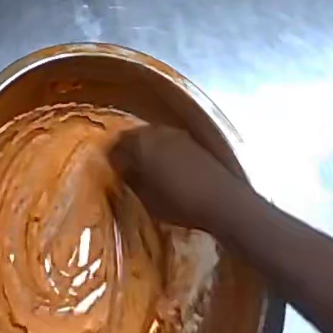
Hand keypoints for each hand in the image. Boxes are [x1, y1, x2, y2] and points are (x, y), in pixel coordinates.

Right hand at [109, 124, 249, 233]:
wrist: (221, 199)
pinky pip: (168, 141)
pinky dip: (163, 151)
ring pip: (152, 137)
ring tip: (147, 167)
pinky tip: (168, 167)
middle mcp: (155, 132)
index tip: (111, 169)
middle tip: (126, 167)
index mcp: (139, 143)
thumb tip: (122, 170)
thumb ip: (131, 180)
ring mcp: (175, 134)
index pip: (116, 145)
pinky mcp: (192, 141)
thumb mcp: (147, 198)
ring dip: (147, 148)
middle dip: (128, 150)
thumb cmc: (179, 201)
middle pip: (134, 137)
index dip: (112, 157)